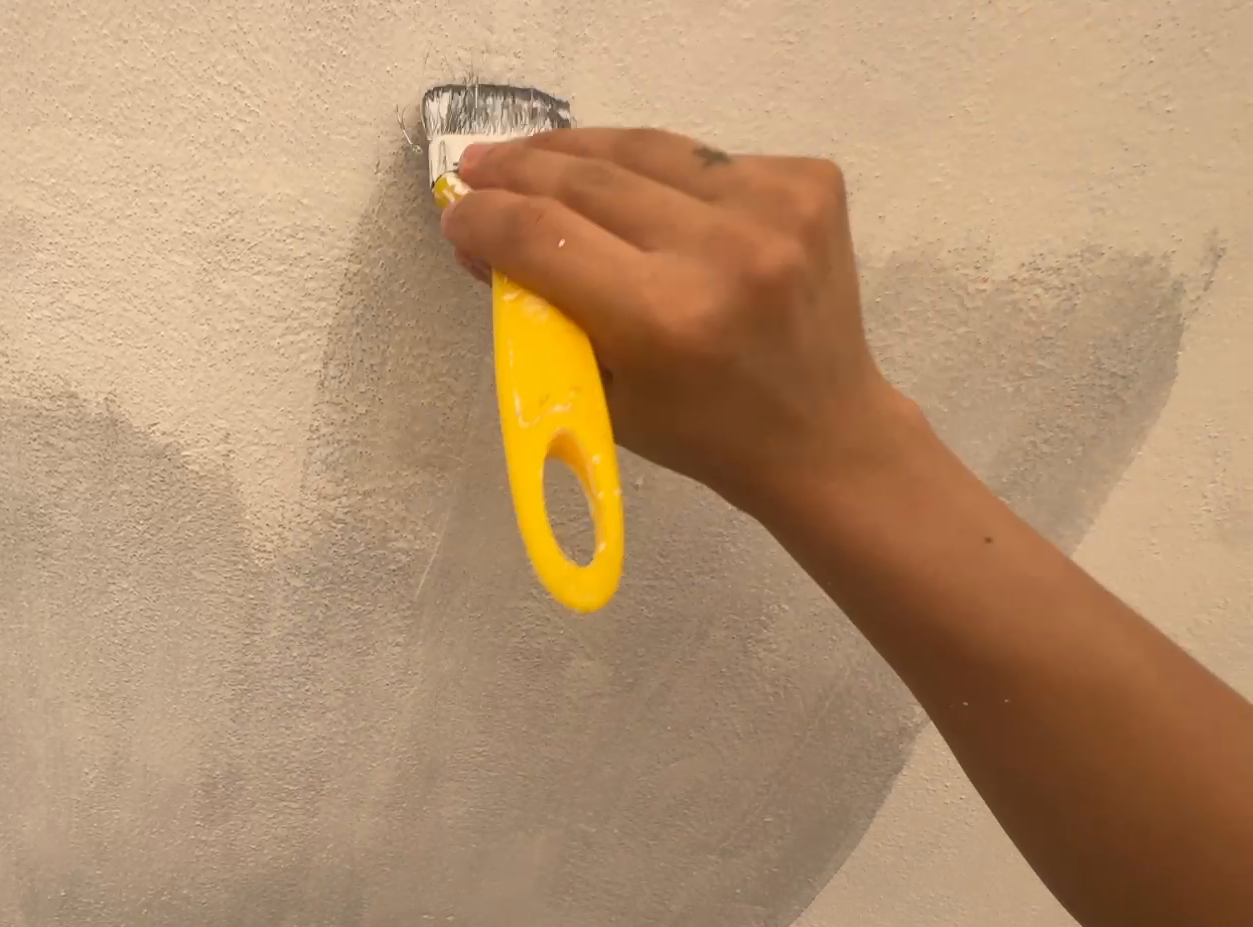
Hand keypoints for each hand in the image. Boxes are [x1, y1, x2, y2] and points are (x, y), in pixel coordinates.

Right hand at [441, 128, 922, 513]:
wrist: (817, 429)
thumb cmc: (693, 432)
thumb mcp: (597, 392)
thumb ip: (541, 316)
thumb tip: (483, 247)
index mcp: (663, 319)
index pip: (545, 239)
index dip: (486, 219)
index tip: (454, 215)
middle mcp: (723, 249)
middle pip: (587, 181)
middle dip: (517, 169)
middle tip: (472, 166)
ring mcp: (775, 203)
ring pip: (640, 150)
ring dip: (570, 150)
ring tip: (524, 155)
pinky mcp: (808, 179)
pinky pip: (692, 158)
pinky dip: (640, 168)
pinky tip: (614, 185)